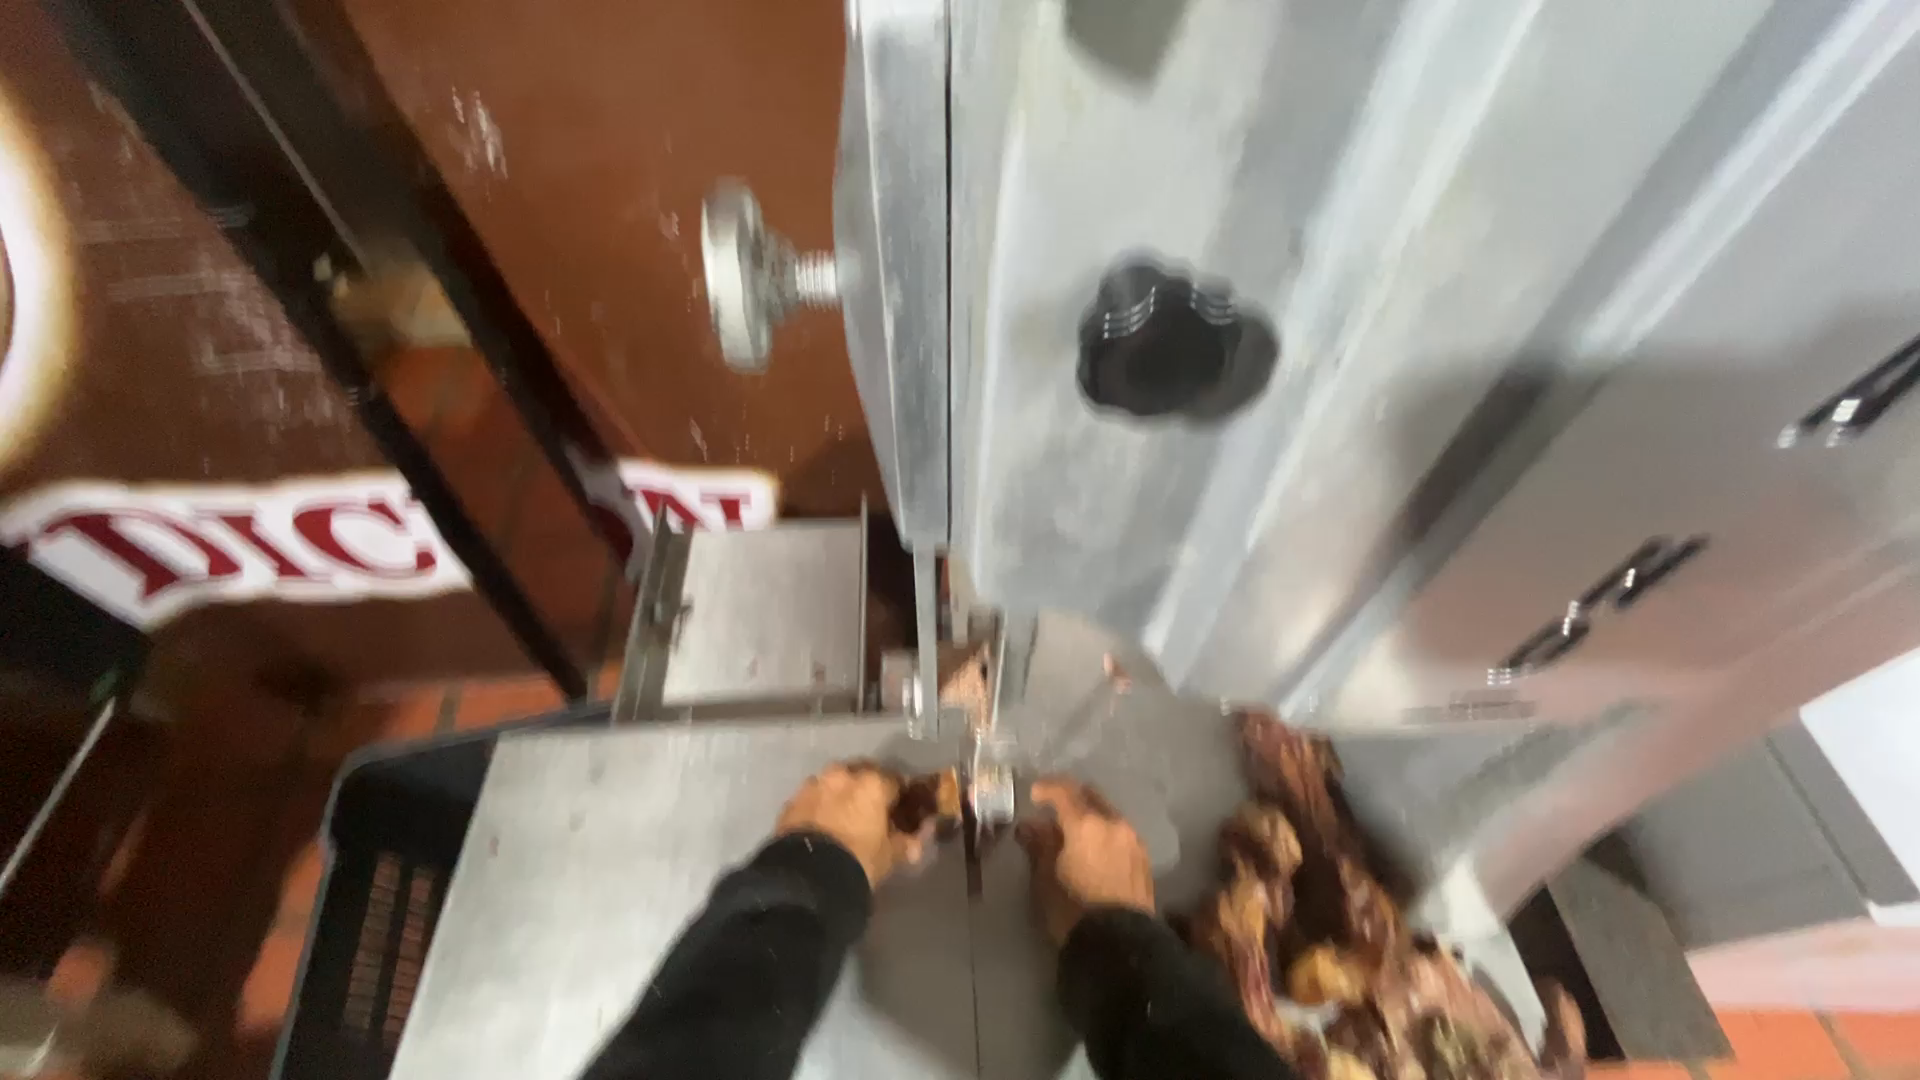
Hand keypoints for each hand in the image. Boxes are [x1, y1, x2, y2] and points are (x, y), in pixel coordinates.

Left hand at [776, 762, 928, 885]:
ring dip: (841, 795)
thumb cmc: (858, 861)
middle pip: (863, 773)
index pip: (896, 780)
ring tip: (843, 819)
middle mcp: (842, 774)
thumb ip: (907, 843)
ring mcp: (813, 785)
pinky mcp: (791, 802)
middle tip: (871, 813)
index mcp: (872, 782)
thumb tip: (917, 841)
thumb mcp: (889, 856)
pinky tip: (822, 827)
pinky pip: (813, 798)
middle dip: (869, 788)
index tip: (900, 812)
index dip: (900, 797)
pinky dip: (820, 807)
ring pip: (834, 783)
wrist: (805, 879)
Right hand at [1016, 777, 1155, 942]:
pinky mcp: (1143, 858)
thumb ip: (1039, 844)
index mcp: (1086, 823)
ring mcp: (1132, 839)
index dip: (1046, 788)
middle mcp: (1113, 822)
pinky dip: (1103, 831)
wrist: (1120, 947)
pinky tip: (1092, 849)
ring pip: (1107, 813)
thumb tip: (1030, 826)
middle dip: (1070, 797)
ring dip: (1089, 815)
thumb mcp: (1046, 877)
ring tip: (1072, 833)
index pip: (1064, 791)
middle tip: (1052, 809)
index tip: (1033, 795)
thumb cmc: (1074, 910)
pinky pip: (1118, 832)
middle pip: (1089, 795)